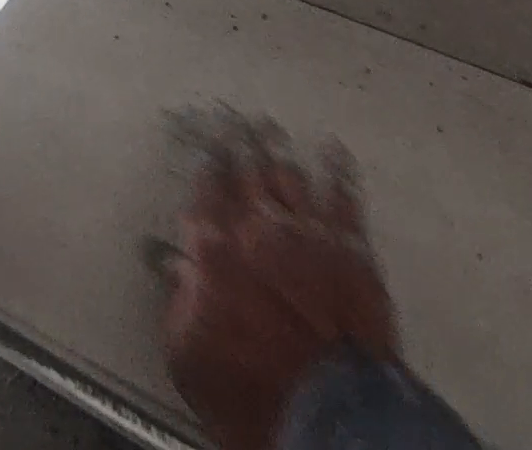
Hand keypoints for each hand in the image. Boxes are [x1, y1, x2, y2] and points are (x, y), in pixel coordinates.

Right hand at [161, 126, 397, 449]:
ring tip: (271, 125)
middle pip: (248, 172)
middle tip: (237, 118)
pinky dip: (336, 169)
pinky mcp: (350, 246)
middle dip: (240, 142)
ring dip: (279, 147)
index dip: (207, 162)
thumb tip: (181, 264)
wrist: (326, 411)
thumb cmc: (247, 389)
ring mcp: (309, 233)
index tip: (207, 141)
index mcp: (217, 253)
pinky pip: (343, 196)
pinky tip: (332, 149)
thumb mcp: (186, 353)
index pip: (207, 191)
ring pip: (290, 175)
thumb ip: (181, 298)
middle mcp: (260, 230)